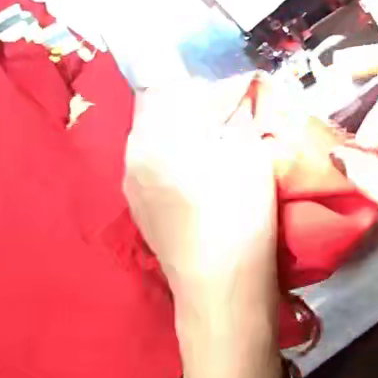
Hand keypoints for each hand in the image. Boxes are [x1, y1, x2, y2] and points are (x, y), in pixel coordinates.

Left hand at [124, 77, 282, 377]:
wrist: (222, 291)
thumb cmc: (237, 213)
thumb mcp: (246, 150)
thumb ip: (235, 114)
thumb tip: (232, 95)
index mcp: (149, 136)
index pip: (169, 86)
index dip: (204, 86)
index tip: (235, 98)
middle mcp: (131, 159)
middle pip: (161, 116)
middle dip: (197, 112)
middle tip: (235, 122)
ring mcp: (134, 191)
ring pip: (161, 146)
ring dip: (190, 140)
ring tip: (225, 154)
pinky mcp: (144, 216)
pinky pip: (161, 174)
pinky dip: (184, 168)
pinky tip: (211, 186)